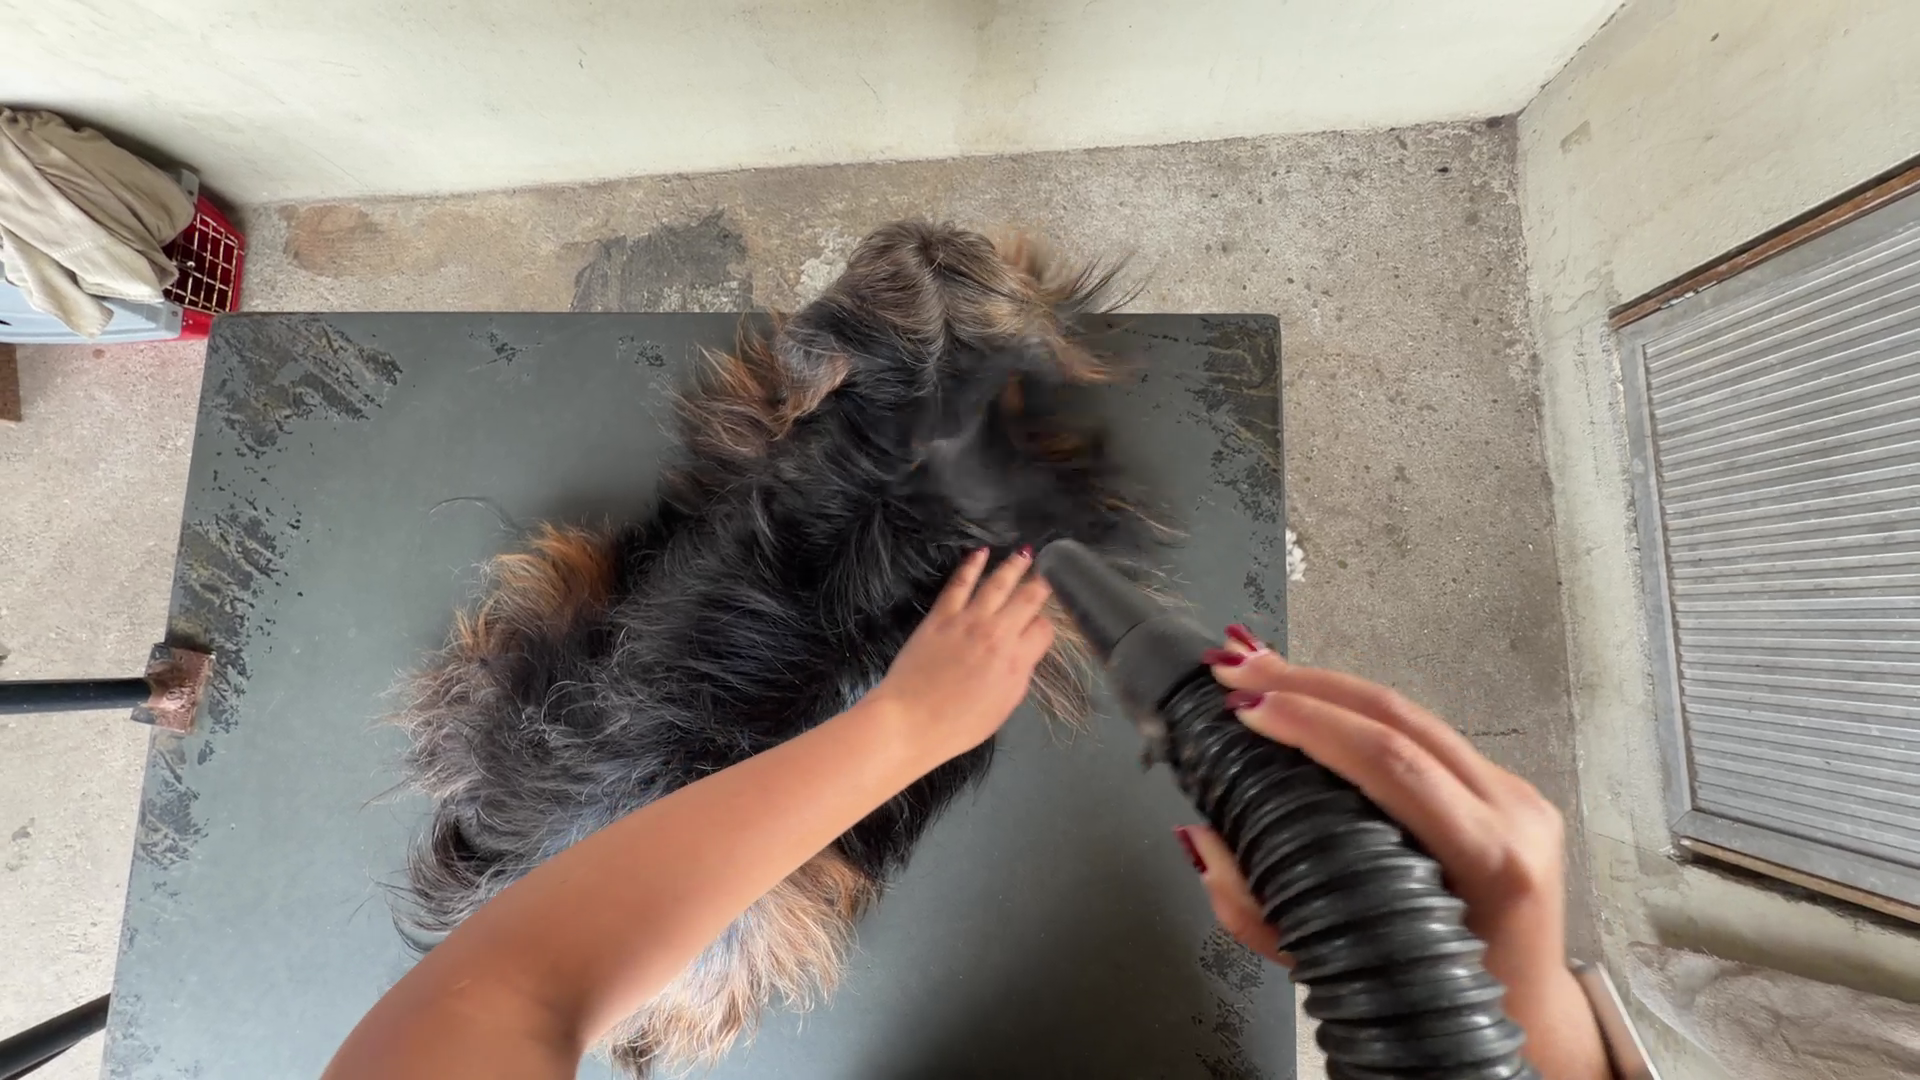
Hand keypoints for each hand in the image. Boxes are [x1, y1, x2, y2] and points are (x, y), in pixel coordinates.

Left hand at [864, 548, 1056, 765]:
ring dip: (1013, 565)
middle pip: (1027, 598)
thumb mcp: (1004, 706)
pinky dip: (971, 566)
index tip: (1041, 623)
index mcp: (1016, 661)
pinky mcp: (941, 616)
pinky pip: (960, 584)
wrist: (911, 721)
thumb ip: (1018, 673)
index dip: (1044, 626)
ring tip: (1024, 553)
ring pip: (997, 583)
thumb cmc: (958, 725)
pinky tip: (980, 553)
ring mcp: (968, 620)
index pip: (1043, 629)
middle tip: (1048, 571)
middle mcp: (997, 634)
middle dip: (1040, 583)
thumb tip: (1023, 651)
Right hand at [1180, 627, 1609, 1079]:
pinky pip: (1411, 722)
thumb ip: (1254, 910)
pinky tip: (1301, 687)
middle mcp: (1509, 813)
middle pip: (1395, 716)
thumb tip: (1199, 840)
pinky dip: (1345, 698)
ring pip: (1403, 707)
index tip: (1247, 710)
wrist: (1527, 1011)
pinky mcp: (1496, 778)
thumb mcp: (1336, 966)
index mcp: (1488, 862)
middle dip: (1300, 684)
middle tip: (1233, 671)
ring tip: (1253, 666)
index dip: (1312, 723)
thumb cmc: (1434, 995)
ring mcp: (1509, 789)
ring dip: (1318, 681)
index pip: (1390, 762)